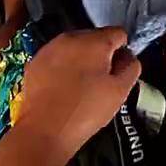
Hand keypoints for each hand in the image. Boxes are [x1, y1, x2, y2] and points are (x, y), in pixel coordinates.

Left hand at [4, 26, 140, 165]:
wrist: (44, 131)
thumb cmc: (86, 110)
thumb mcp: (120, 91)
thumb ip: (131, 67)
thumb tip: (128, 56)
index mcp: (95, 41)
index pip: (118, 34)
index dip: (123, 51)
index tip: (118, 72)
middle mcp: (71, 37)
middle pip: (95, 38)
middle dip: (101, 54)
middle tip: (100, 81)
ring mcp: (49, 48)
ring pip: (74, 47)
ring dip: (81, 59)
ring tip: (80, 86)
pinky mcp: (34, 62)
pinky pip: (56, 58)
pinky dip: (62, 67)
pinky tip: (62, 88)